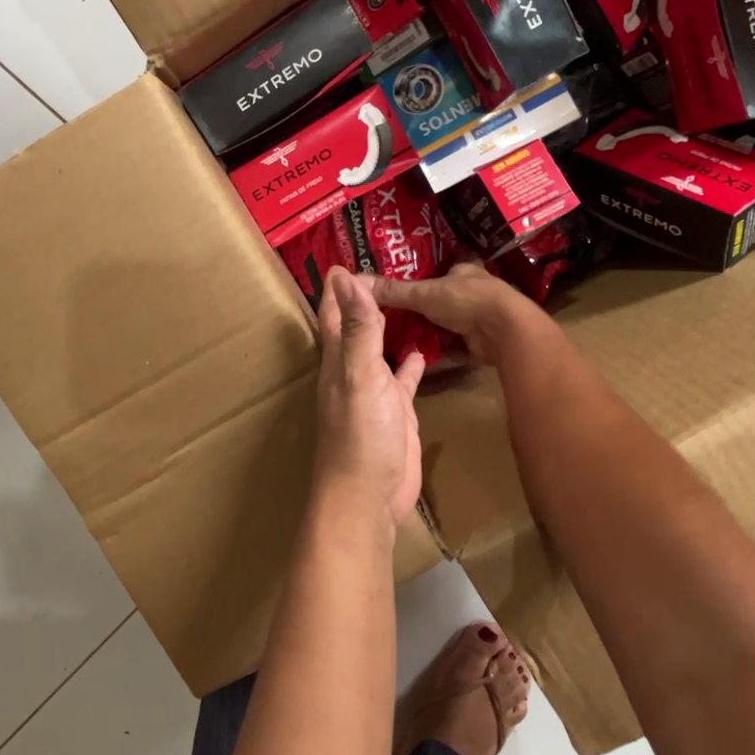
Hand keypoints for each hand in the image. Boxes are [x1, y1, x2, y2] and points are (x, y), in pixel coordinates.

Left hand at [314, 267, 424, 526]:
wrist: (370, 496)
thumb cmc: (360, 434)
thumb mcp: (360, 374)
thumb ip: (358, 328)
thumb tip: (345, 277)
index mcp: (338, 359)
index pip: (334, 314)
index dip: (337, 288)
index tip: (346, 259)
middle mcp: (352, 371)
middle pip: (356, 327)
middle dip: (364, 300)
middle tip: (384, 271)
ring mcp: (374, 392)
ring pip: (379, 350)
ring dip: (387, 328)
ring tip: (407, 299)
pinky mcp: (396, 412)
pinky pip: (401, 379)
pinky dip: (408, 363)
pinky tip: (420, 350)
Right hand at [367, 263, 540, 367]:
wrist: (505, 332)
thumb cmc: (467, 300)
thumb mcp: (424, 293)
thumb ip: (393, 291)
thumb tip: (355, 280)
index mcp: (465, 271)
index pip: (443, 268)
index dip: (425, 274)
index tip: (403, 283)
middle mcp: (474, 292)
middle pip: (443, 298)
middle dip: (423, 307)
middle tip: (392, 314)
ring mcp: (480, 319)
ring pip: (447, 323)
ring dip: (430, 330)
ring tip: (398, 336)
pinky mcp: (481, 343)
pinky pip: (454, 347)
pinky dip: (439, 351)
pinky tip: (417, 356)